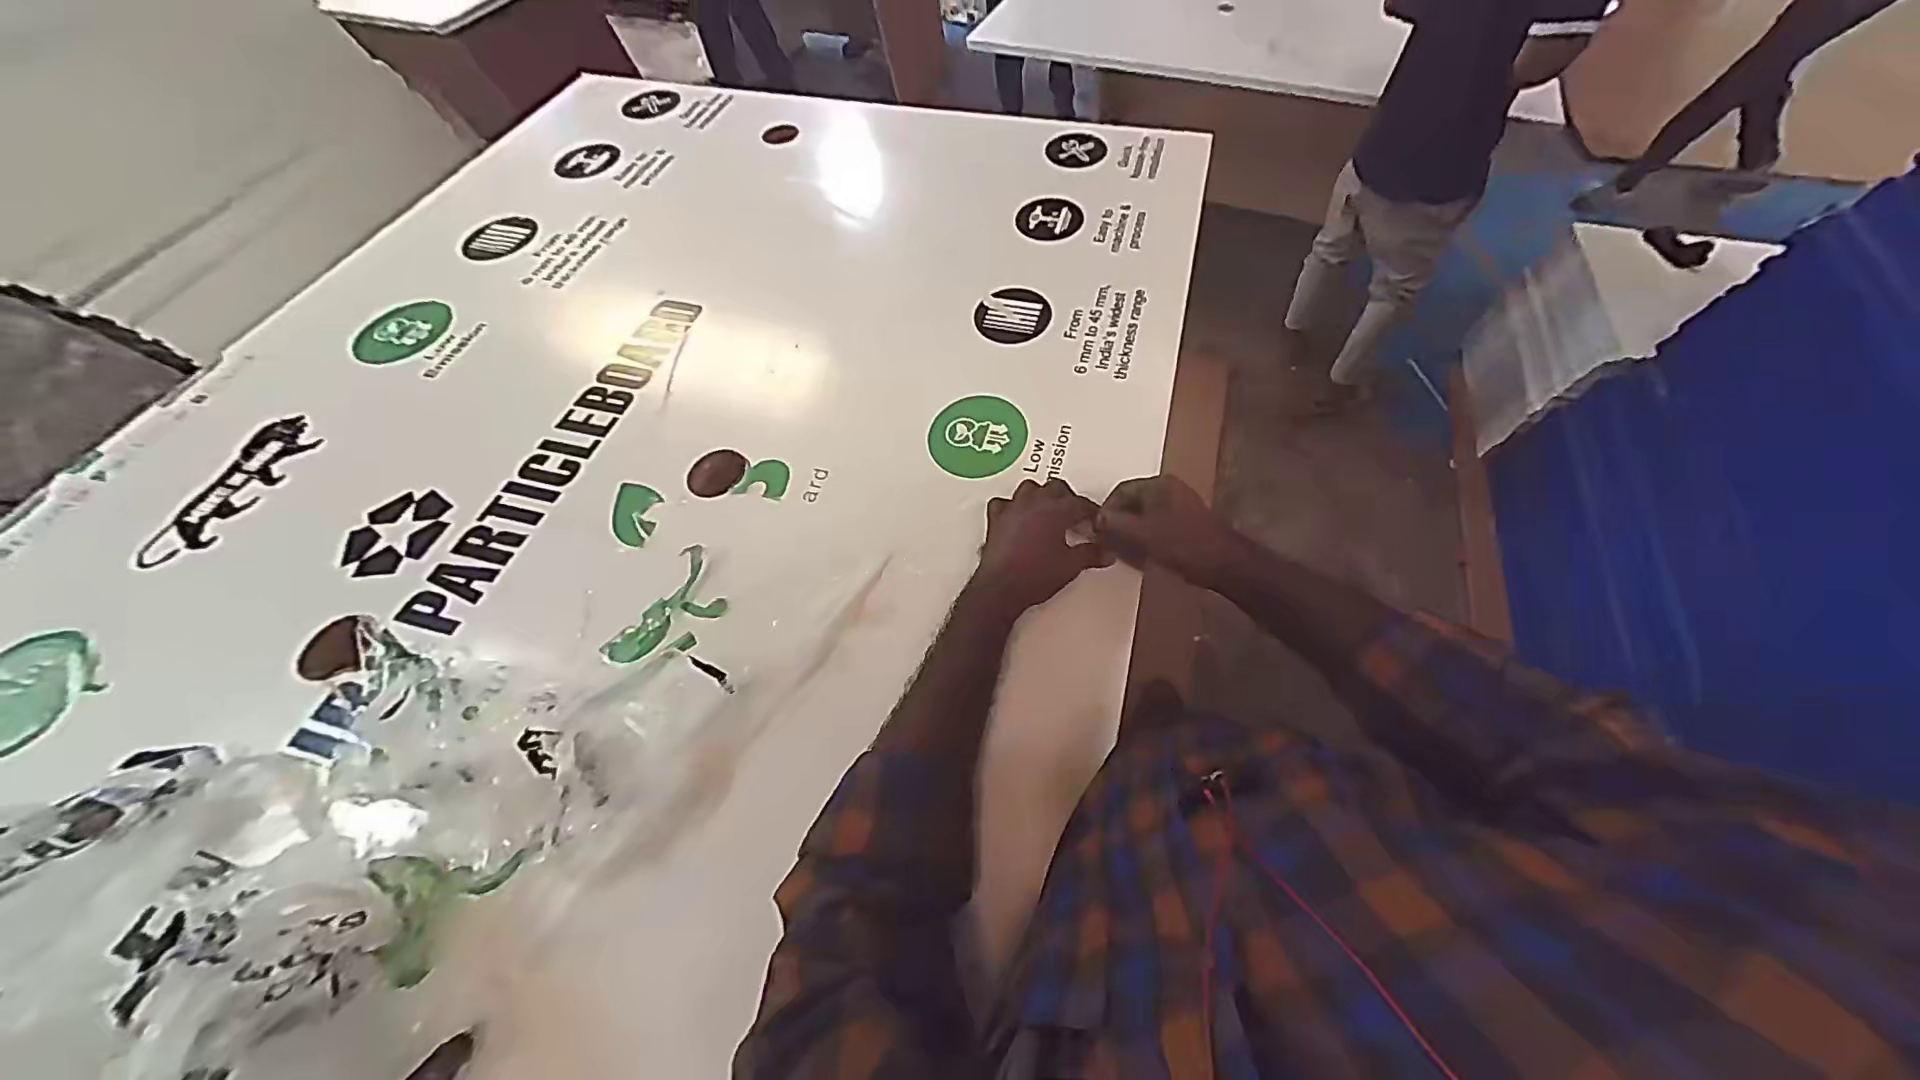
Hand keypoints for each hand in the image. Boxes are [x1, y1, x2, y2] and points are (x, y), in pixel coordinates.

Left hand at [970, 479, 1114, 614]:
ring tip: (1049, 511)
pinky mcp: (996, 520)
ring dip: (1041, 496)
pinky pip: (1004, 503)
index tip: (1095, 520)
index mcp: (1055, 510)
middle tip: (1076, 515)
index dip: (1091, 512)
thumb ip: (1091, 555)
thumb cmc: (1032, 575)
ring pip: (1029, 489)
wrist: (1001, 588)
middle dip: (1068, 499)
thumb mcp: (1070, 566)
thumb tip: (1105, 553)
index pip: (1080, 503)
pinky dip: (1012, 506)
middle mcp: (1033, 503)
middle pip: (1056, 488)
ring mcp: (1012, 509)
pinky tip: (1017, 516)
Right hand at [1097, 475, 1242, 587]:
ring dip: (1130, 534)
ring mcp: (1180, 507)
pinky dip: (1145, 539)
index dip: (1105, 511)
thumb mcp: (1141, 534)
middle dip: (1117, 523)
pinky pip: (1157, 527)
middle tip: (1107, 543)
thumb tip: (1095, 519)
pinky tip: (1143, 556)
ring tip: (1123, 552)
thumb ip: (1114, 524)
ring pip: (1144, 517)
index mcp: (1159, 485)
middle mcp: (1170, 491)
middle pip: (1132, 503)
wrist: (1226, 565)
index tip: (1097, 532)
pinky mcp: (1187, 525)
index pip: (1120, 491)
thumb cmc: (1184, 545)